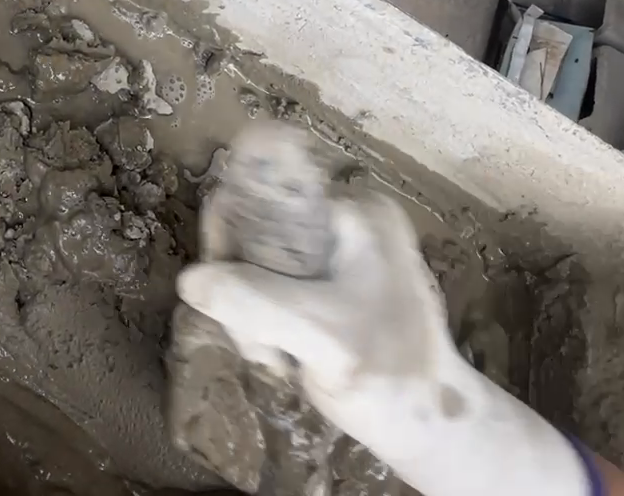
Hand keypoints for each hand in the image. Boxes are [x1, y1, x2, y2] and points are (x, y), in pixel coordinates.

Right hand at [176, 124, 595, 495]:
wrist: (433, 436)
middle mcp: (344, 216)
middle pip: (251, 221)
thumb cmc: (393, 380)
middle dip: (238, 279)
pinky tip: (277, 350)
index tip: (222, 280)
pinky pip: (263, 278)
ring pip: (252, 255)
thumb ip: (258, 304)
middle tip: (254, 334)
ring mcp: (333, 248)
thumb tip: (190, 280)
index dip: (230, 226)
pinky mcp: (324, 278)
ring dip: (245, 305)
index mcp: (355, 210)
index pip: (264, 187)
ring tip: (271, 353)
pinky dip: (257, 314)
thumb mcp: (324, 338)